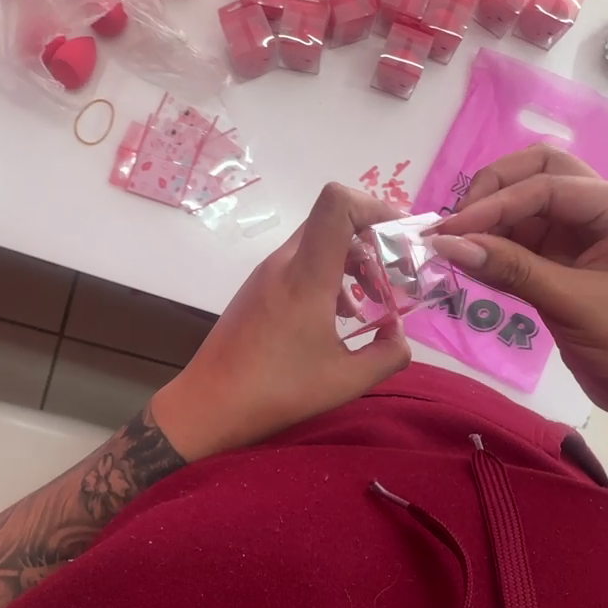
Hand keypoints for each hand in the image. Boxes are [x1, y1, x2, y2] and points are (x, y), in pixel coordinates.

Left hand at [150, 184, 412, 460]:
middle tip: (393, 274)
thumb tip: (398, 334)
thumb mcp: (346, 381)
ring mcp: (265, 275)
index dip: (375, 206)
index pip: (337, 203)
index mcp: (306, 275)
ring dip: (350, 260)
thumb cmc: (277, 392)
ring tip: (369, 301)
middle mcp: (283, 263)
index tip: (399, 237)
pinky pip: (299, 263)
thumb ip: (388, 354)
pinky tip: (337, 316)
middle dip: (370, 239)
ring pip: (316, 242)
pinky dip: (327, 275)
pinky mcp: (255, 290)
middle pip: (332, 220)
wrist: (208, 405)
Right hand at [428, 145, 607, 429]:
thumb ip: (510, 269)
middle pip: (541, 176)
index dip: (494, 204)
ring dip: (491, 222)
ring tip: (451, 247)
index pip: (548, 186)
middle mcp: (606, 211)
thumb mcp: (573, 305)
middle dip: (494, 193)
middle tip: (453, 226)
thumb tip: (445, 243)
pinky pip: (525, 245)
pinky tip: (469, 263)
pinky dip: (497, 250)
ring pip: (528, 210)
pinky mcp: (568, 267)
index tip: (447, 232)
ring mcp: (586, 239)